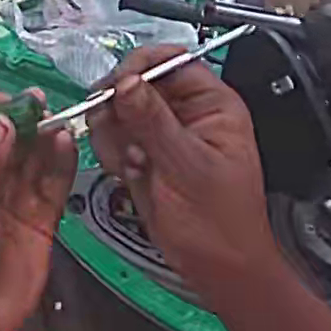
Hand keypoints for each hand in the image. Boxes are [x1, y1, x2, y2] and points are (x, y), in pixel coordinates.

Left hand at [0, 99, 77, 330]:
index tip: (5, 100)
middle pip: (13, 142)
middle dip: (24, 120)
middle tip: (37, 102)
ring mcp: (19, 199)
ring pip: (36, 158)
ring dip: (45, 137)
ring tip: (55, 120)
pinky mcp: (43, 218)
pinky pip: (55, 185)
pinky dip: (62, 163)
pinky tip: (66, 144)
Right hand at [86, 45, 278, 290]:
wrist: (216, 270)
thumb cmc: (220, 222)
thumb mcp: (187, 166)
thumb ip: (153, 121)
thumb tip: (125, 82)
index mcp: (211, 104)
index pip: (171, 60)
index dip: (140, 67)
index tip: (117, 86)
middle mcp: (182, 111)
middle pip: (134, 82)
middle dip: (119, 107)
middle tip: (118, 130)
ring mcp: (158, 132)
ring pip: (116, 108)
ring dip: (113, 134)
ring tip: (133, 161)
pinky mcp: (139, 151)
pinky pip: (110, 135)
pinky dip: (110, 151)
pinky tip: (130, 172)